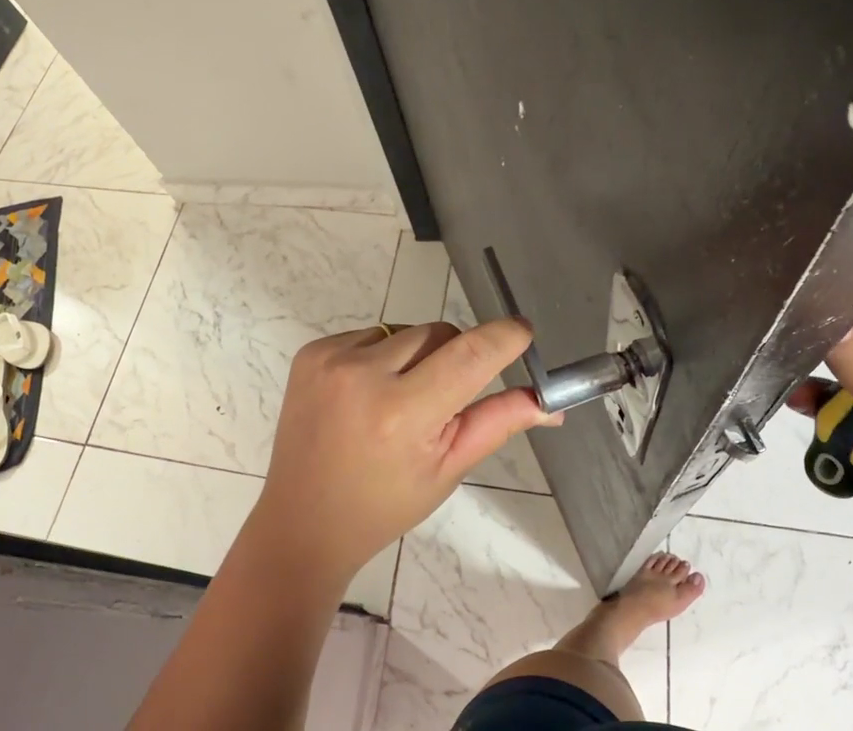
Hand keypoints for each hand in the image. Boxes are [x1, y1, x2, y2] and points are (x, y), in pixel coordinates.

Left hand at [250, 318, 557, 582]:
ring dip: (415, 356)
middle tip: (443, 401)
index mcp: (401, 413)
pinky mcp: (310, 352)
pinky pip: (369, 335)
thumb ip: (497, 424)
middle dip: (454, 357)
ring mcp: (330, 359)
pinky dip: (380, 357)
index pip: (469, 355)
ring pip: (405, 331)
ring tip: (396, 404)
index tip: (524, 331)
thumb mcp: (447, 469)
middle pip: (439, 334)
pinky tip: (366, 397)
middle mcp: (362, 375)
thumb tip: (550, 402)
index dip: (503, 338)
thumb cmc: (383, 505)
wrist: (302, 522)